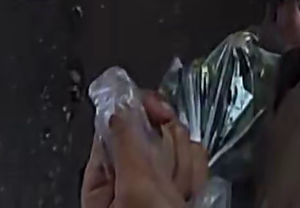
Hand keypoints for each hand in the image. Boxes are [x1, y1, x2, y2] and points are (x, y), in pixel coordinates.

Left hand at [80, 93, 208, 207]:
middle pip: (151, 127)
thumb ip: (125, 144)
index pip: (118, 121)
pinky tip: (188, 195)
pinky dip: (195, 174)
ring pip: (177, 140)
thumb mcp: (133, 191)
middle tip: (167, 175)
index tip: (160, 113)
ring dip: (182, 163)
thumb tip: (117, 104)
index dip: (140, 109)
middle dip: (167, 146)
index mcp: (104, 177)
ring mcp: (156, 182)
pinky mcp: (180, 187)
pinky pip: (194, 158)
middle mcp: (129, 175)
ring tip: (178, 195)